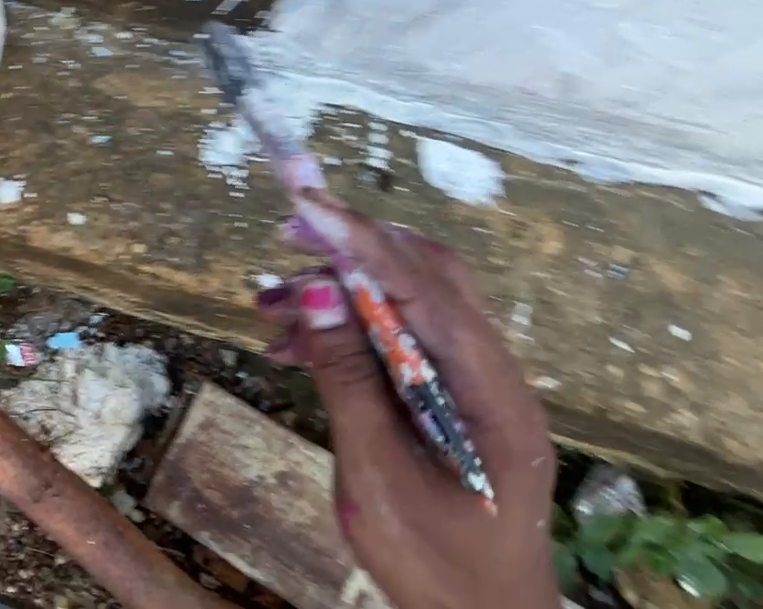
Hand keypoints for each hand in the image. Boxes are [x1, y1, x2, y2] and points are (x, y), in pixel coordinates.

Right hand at [259, 192, 558, 608]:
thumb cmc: (433, 561)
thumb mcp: (376, 472)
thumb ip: (348, 377)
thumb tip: (317, 289)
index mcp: (492, 395)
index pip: (424, 290)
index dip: (360, 239)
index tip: (303, 201)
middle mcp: (492, 375)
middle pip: (427, 277)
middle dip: (353, 246)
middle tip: (286, 237)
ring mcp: (471, 383)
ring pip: (405, 302)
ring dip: (338, 291)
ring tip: (270, 306)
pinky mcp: (446, 394)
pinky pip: (393, 337)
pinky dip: (342, 327)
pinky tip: (292, 346)